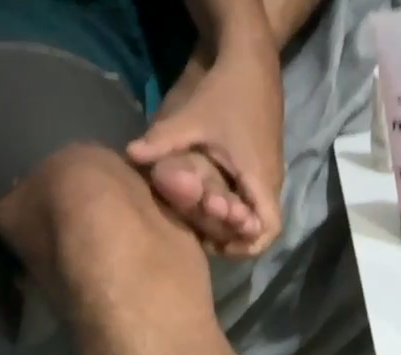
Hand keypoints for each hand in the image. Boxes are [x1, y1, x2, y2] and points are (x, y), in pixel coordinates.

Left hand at [127, 42, 284, 257]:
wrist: (251, 62)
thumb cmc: (226, 92)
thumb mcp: (192, 117)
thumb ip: (162, 140)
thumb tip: (130, 155)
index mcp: (260, 178)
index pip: (268, 230)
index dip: (248, 246)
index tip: (222, 244)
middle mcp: (270, 183)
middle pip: (260, 230)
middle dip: (234, 237)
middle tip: (205, 237)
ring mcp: (269, 176)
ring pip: (257, 216)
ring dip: (233, 224)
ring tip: (203, 221)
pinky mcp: (262, 168)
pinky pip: (253, 201)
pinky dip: (235, 208)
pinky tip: (209, 203)